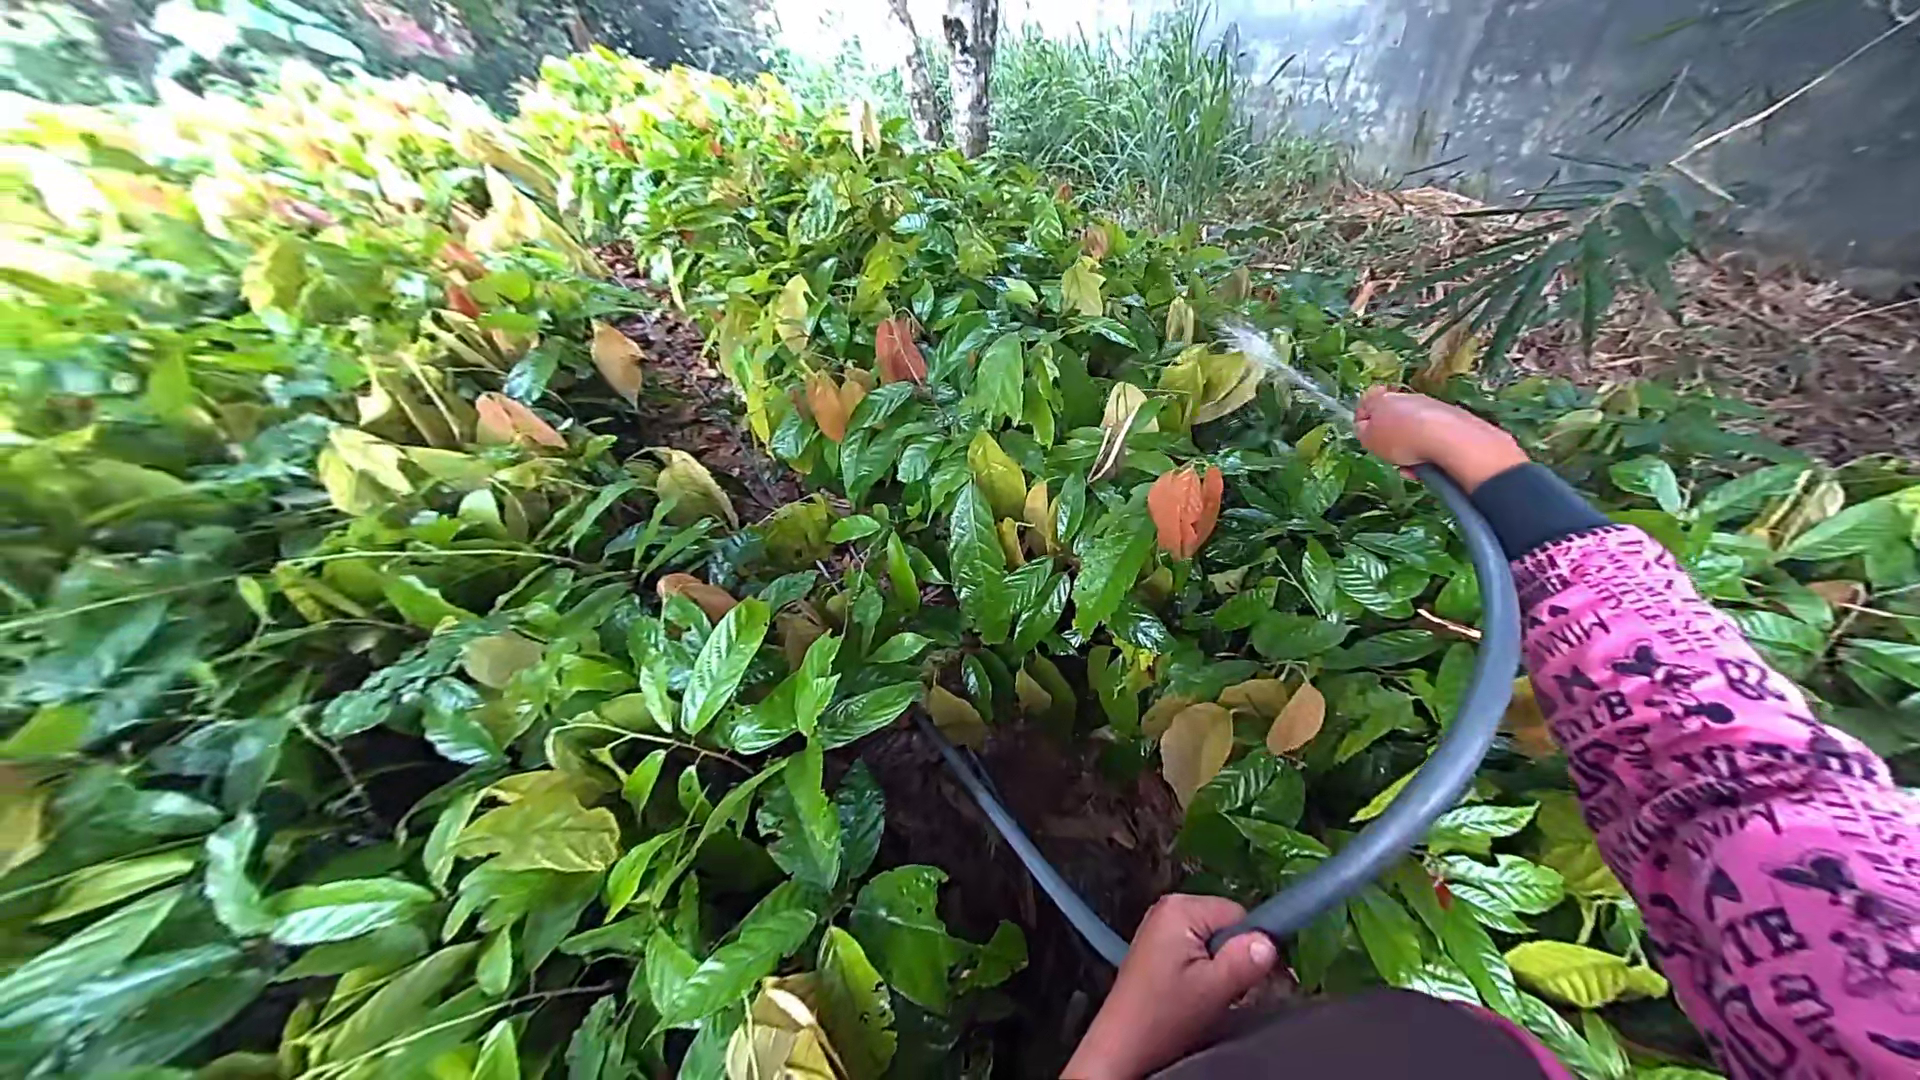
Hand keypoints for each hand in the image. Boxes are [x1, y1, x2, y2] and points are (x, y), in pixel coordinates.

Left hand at [1063, 895, 1279, 1079]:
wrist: (1125, 1040)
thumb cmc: (1165, 1013)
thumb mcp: (1213, 989)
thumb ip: (1243, 961)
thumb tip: (1269, 941)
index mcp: (1180, 907)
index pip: (1237, 913)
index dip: (1250, 945)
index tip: (1251, 977)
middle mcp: (1168, 905)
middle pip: (1224, 923)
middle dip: (1233, 955)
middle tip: (1224, 988)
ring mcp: (1160, 923)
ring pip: (1212, 937)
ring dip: (1219, 964)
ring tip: (1206, 992)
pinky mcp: (1158, 942)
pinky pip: (1195, 945)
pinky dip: (1202, 967)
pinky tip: (1193, 990)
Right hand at [1353, 387, 1528, 492]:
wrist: (1452, 440)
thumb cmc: (1402, 439)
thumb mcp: (1368, 440)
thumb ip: (1362, 431)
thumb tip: (1366, 427)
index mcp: (1384, 399)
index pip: (1366, 400)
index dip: (1362, 418)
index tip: (1364, 434)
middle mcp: (1409, 398)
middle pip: (1392, 417)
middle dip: (1389, 436)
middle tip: (1387, 454)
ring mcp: (1434, 407)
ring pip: (1413, 430)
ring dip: (1409, 448)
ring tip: (1410, 467)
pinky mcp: (1455, 420)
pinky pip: (1433, 438)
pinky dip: (1428, 451)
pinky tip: (1427, 467)